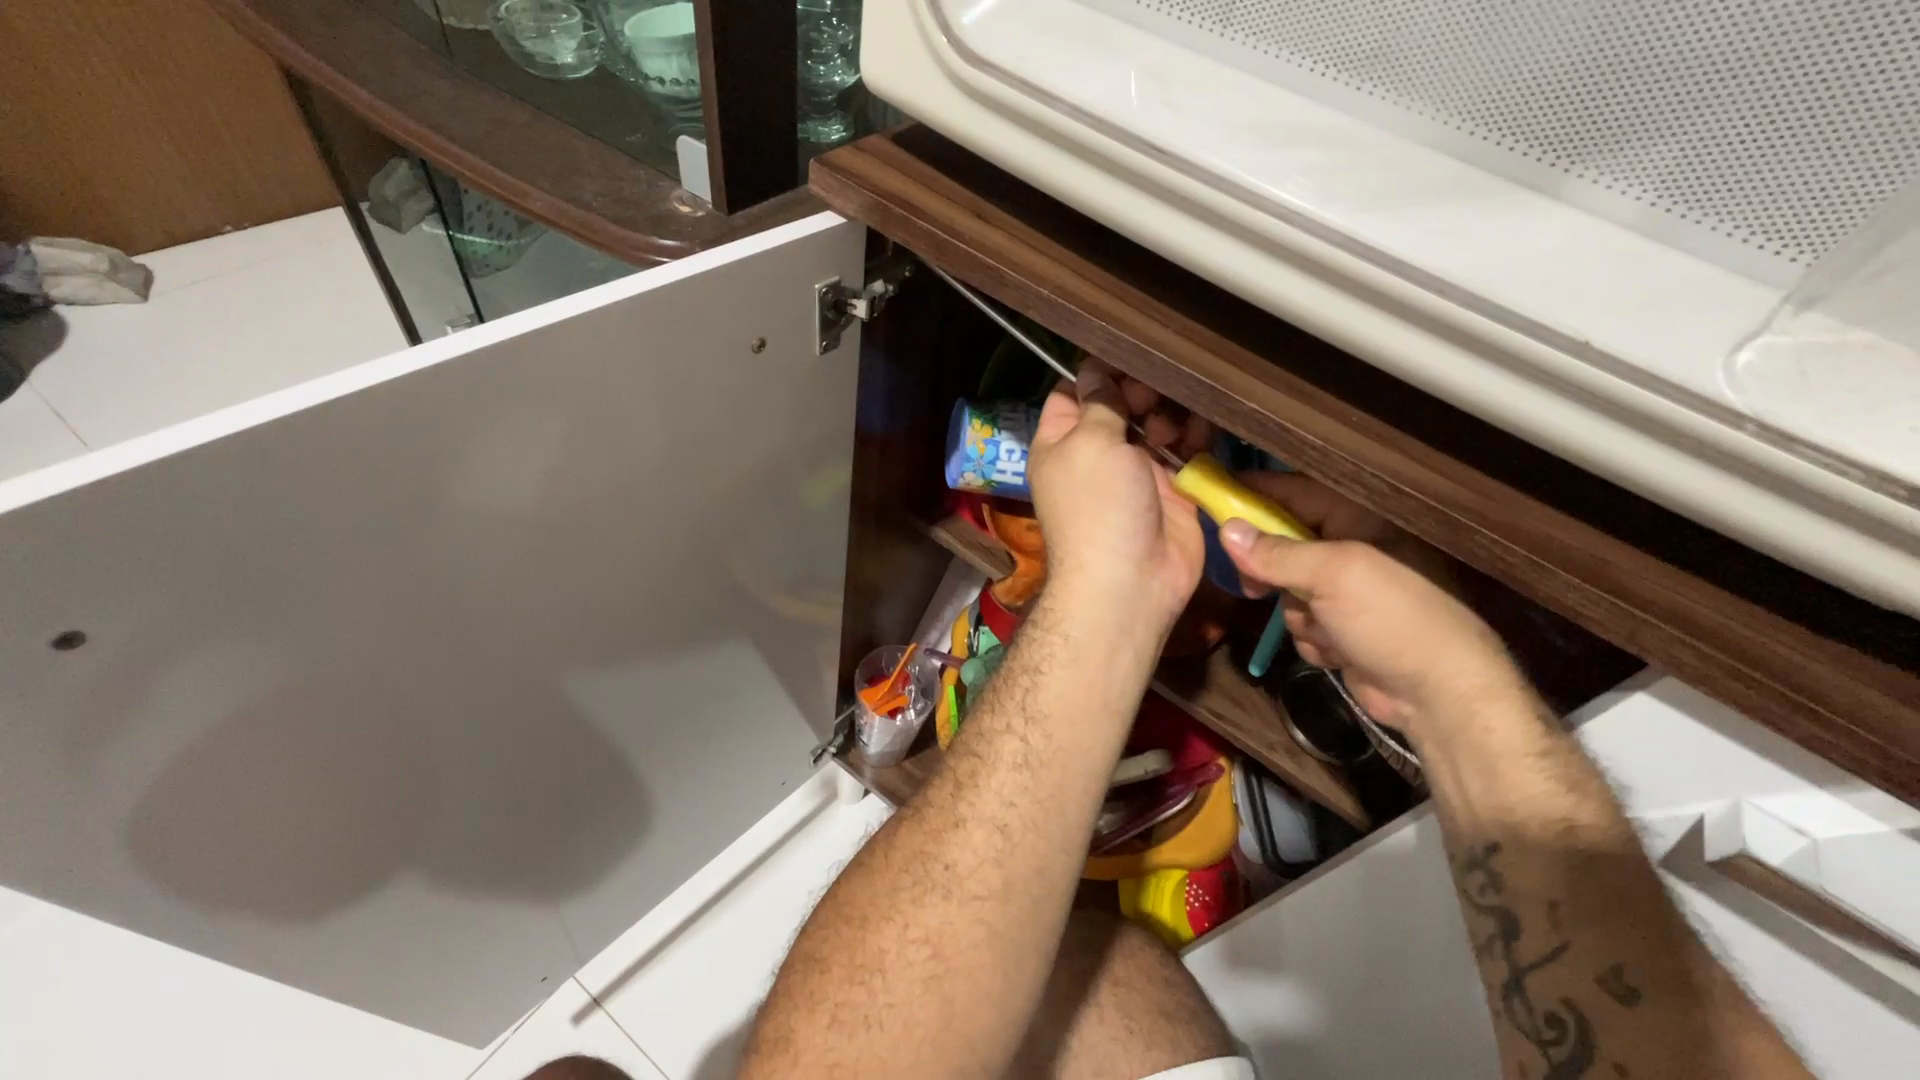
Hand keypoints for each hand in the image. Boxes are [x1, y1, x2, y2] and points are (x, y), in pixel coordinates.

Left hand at [1029, 362, 1204, 631]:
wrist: (1130, 581)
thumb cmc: (1098, 507)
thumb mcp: (1089, 443)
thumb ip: (1099, 403)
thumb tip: (1097, 372)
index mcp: (1061, 443)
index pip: (1073, 393)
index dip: (1098, 372)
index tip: (1128, 355)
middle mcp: (1096, 454)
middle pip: (1120, 404)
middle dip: (1140, 390)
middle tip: (1155, 393)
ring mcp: (1135, 471)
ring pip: (1156, 423)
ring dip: (1169, 412)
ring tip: (1174, 420)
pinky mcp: (1172, 488)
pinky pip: (1185, 450)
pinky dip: (1193, 436)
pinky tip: (1200, 428)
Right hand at [1217, 475, 1527, 744]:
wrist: (1439, 694)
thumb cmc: (1393, 617)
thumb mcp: (1333, 574)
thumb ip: (1276, 552)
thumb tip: (1227, 531)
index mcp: (1360, 521)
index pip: (1293, 492)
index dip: (1251, 492)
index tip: (1208, 494)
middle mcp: (1353, 550)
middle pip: (1282, 544)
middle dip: (1269, 570)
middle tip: (1252, 585)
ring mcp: (1348, 594)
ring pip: (1287, 590)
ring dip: (1296, 613)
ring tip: (1324, 628)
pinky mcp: (1344, 630)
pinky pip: (1302, 623)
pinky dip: (1312, 638)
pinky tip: (1337, 651)